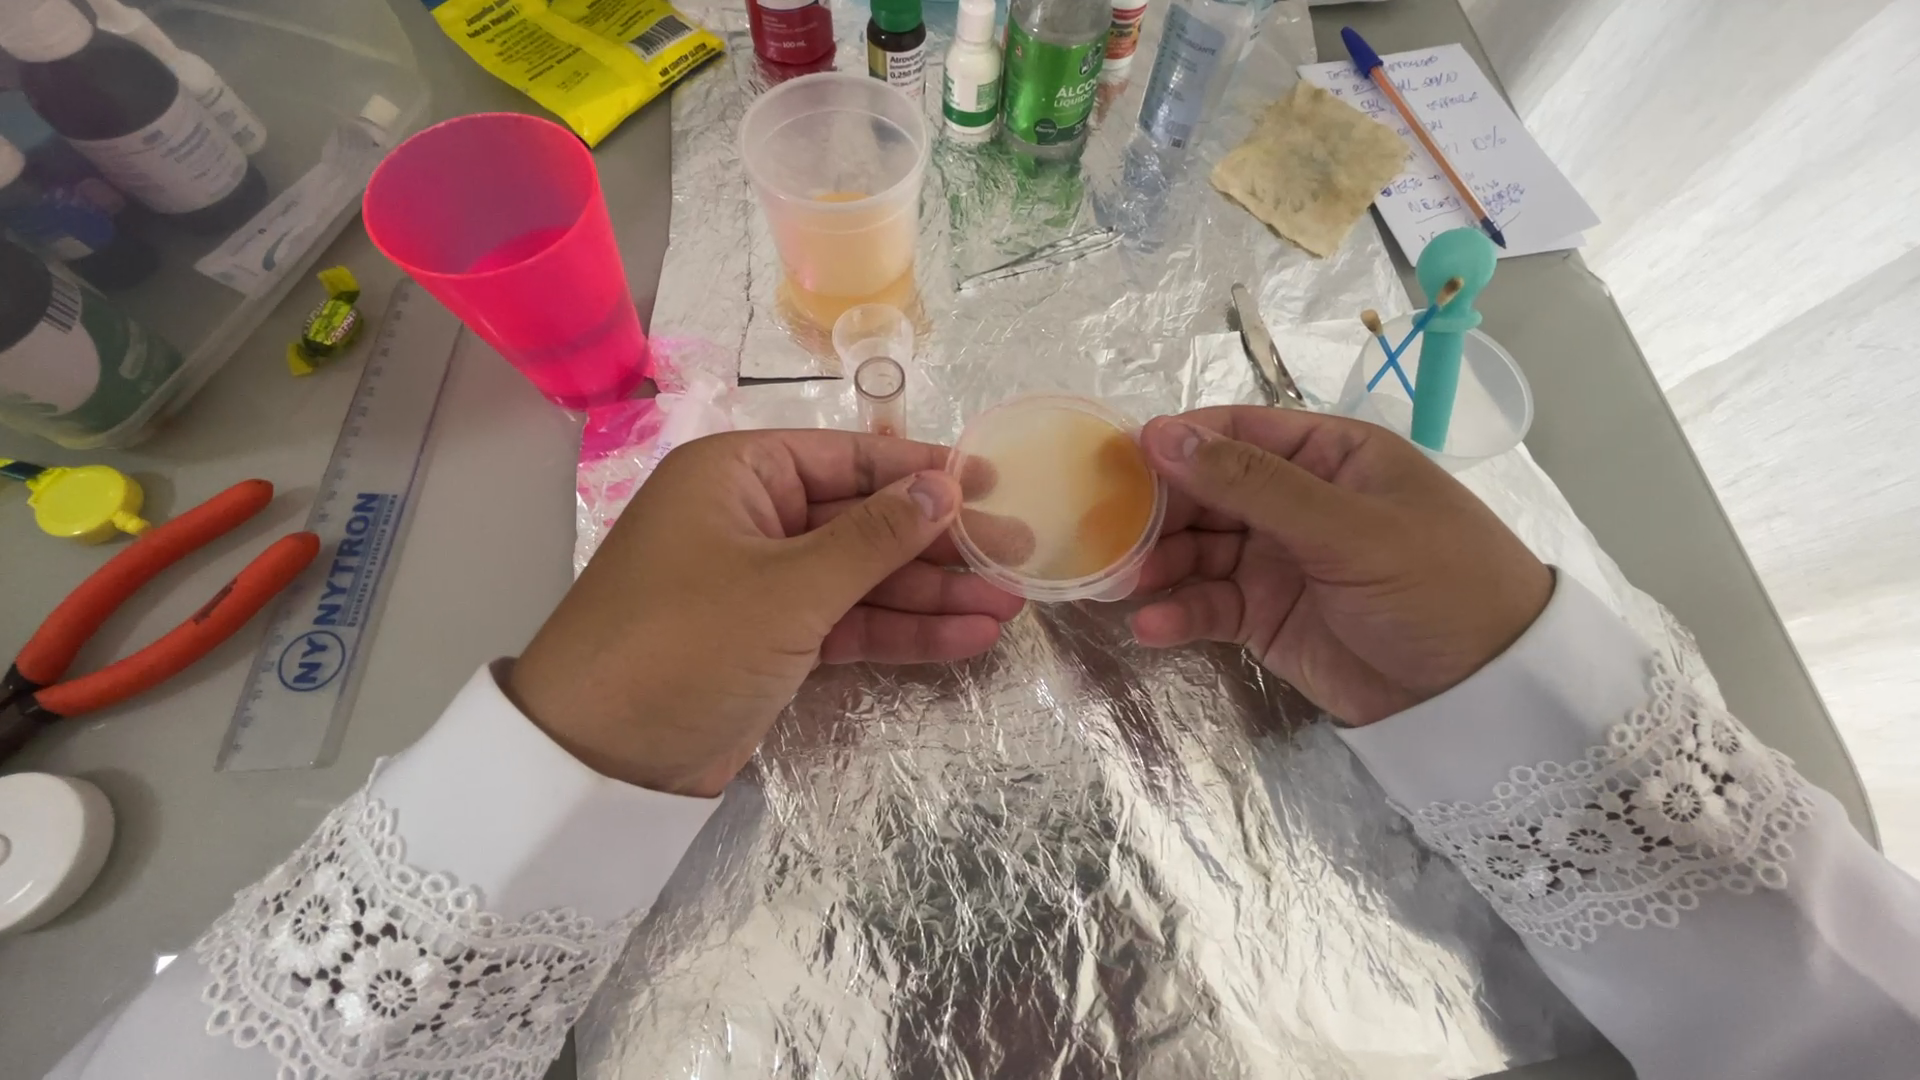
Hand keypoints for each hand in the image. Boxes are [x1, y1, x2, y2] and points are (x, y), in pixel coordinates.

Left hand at [510, 430, 1023, 796]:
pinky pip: (850, 623)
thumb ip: (875, 536)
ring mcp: (768, 583)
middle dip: (940, 544)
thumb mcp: (789, 585)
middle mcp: (756, 519)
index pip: (850, 459)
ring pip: (865, 578)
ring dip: (933, 595)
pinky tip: (967, 638)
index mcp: (740, 475)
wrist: (599, 761)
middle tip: (1017, 556)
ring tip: (1009, 606)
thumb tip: (947, 485)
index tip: (992, 482)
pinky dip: (903, 632)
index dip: (923, 472)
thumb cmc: (686, 642)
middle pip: (865, 522)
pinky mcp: (778, 639)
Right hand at [1131, 407, 1550, 725]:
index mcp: (1326, 456)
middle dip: (1158, 513)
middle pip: (1204, 493)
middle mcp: (1293, 501)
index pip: (1236, 433)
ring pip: (1196, 550)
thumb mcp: (1346, 527)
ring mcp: (1274, 560)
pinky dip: (1178, 614)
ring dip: (1159, 566)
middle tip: (1112, 534)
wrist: (1483, 698)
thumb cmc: (1436, 585)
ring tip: (1125, 585)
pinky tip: (1153, 627)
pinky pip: (1207, 605)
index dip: (1178, 443)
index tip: (1119, 461)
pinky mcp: (1262, 615)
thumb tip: (1161, 434)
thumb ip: (1251, 483)